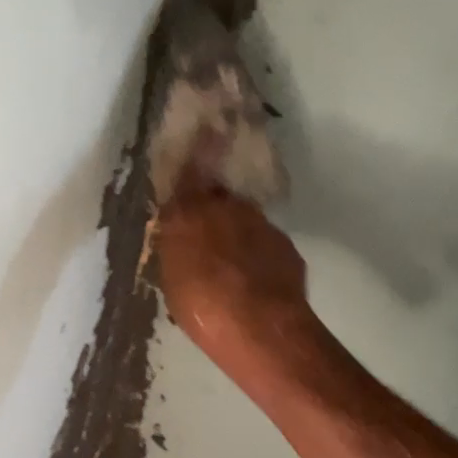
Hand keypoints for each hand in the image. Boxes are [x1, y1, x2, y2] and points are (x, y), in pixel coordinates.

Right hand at [156, 169, 318, 373]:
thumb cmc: (199, 300)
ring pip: (245, 223)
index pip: (192, 169)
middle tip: (203, 234)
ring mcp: (264, 227)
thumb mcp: (170, 271)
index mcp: (193, 209)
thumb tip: (177, 227)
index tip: (206, 129)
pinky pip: (265, 247)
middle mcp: (231, 208)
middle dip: (213, 209)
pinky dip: (258, 258)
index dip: (198, 150)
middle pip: (220, 199)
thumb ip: (175, 242)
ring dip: (236, 236)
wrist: (259, 329)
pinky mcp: (288, 250)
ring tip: (228, 267)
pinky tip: (253, 283)